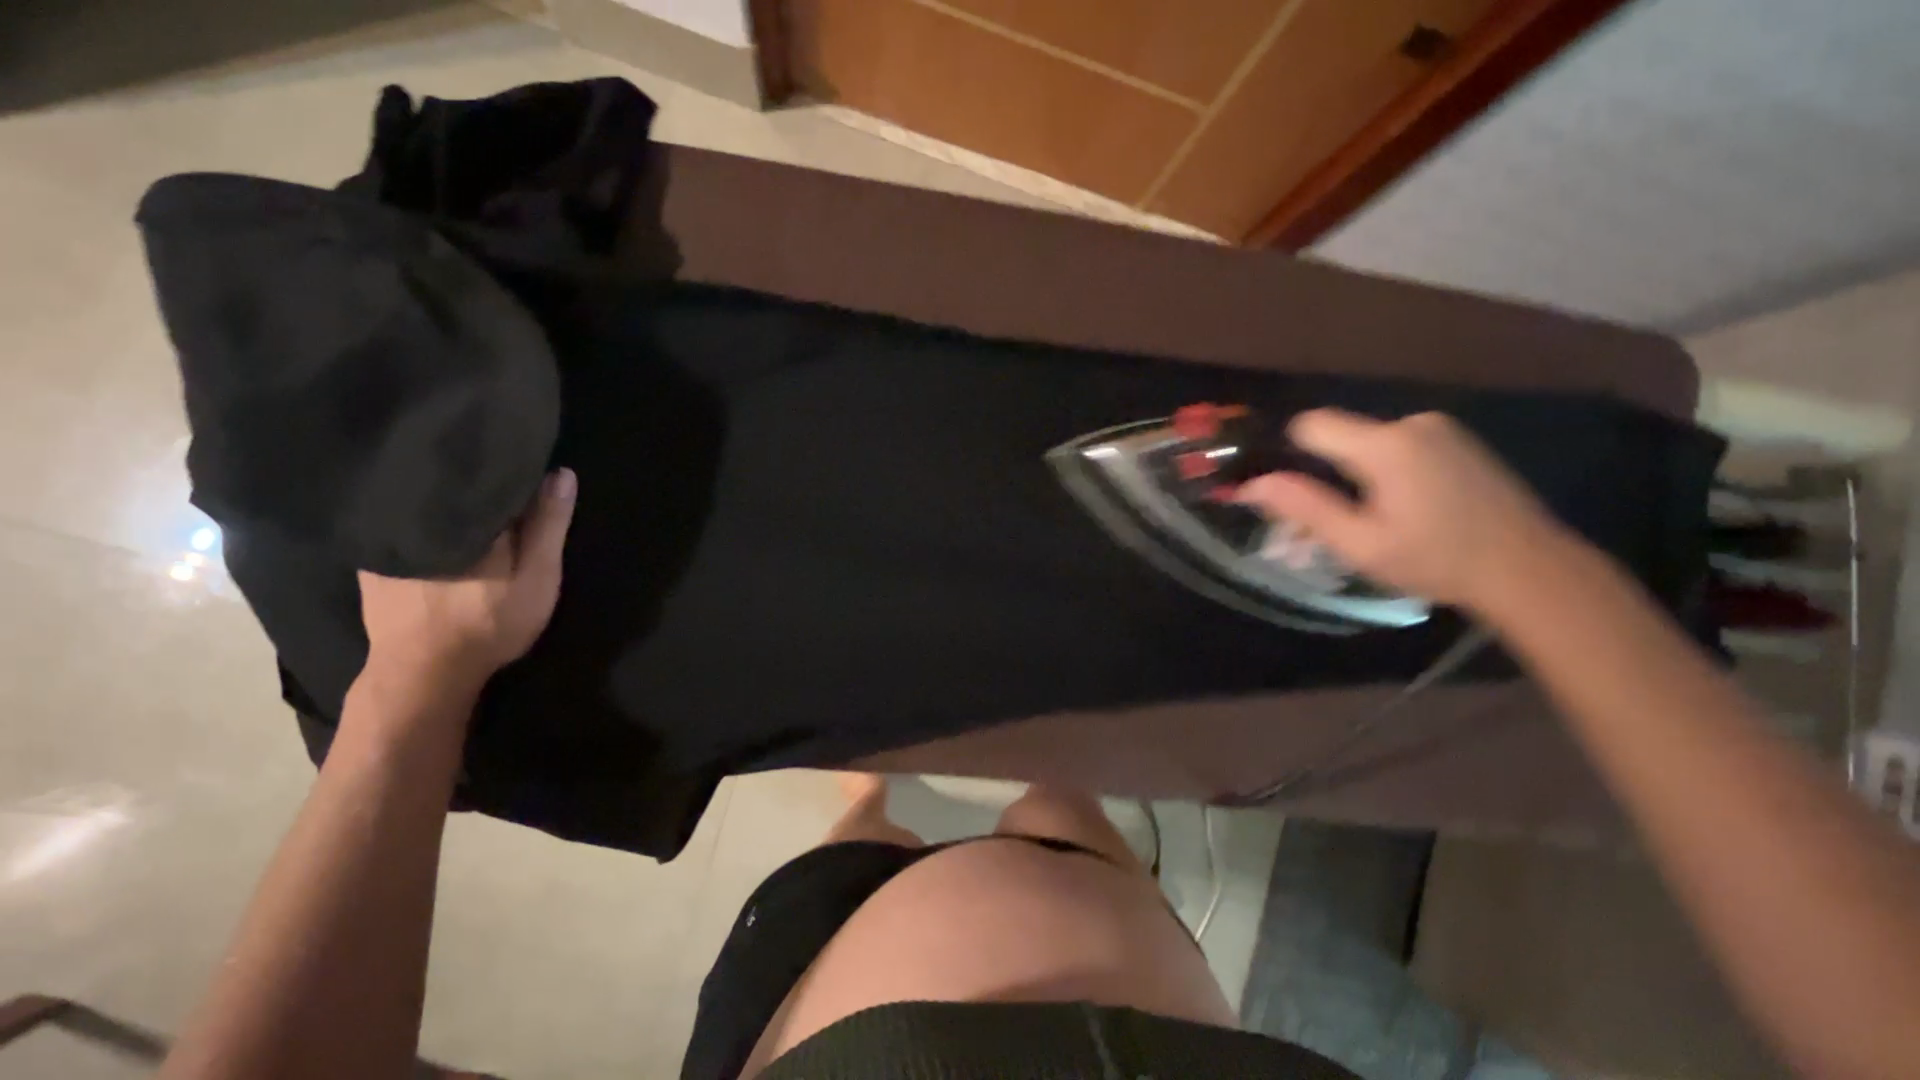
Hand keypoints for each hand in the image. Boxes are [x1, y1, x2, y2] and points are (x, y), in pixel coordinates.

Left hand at [357, 468, 577, 697]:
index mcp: (465, 516)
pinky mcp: (372, 562)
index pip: (486, 476)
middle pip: (454, 488)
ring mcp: (391, 540)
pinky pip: (397, 528)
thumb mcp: (536, 576)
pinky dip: (415, 524)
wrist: (423, 674)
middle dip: (473, 482)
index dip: (507, 469)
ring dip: (444, 503)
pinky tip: (428, 530)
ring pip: (425, 507)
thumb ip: (547, 525)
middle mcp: (421, 517)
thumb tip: (561, 472)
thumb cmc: (489, 622)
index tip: (523, 463)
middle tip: (496, 479)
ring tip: (463, 500)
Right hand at [1236, 410, 1566, 607]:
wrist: (1529, 568)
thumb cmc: (1437, 561)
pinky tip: (1414, 508)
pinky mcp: (1460, 440)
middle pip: (1343, 435)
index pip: (1311, 425)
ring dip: (1363, 474)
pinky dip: (1392, 470)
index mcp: (1384, 445)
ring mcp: (1441, 428)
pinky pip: (1403, 446)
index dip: (1293, 455)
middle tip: (1344, 522)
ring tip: (1384, 520)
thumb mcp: (1361, 544)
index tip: (1299, 494)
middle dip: (1332, 472)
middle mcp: (1411, 423)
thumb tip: (1252, 484)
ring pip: (1372, 442)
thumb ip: (1305, 507)